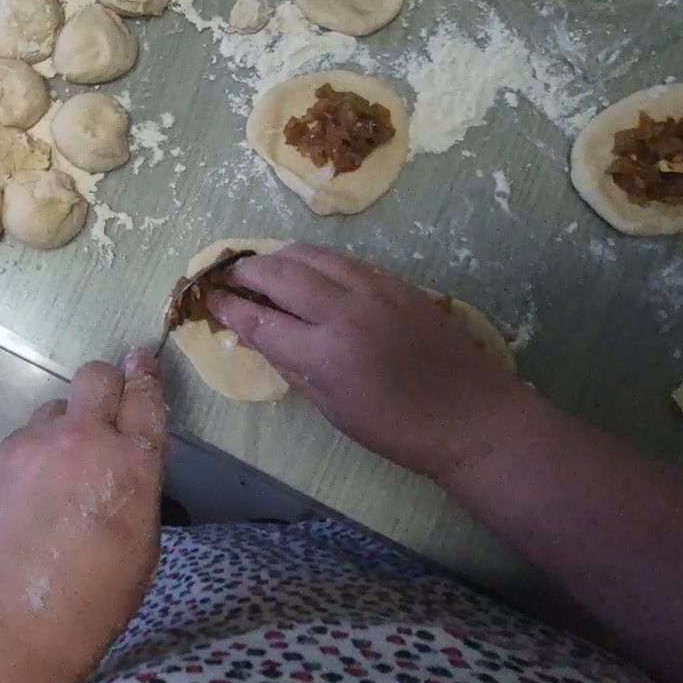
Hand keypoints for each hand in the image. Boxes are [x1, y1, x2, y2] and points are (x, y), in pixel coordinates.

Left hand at [0, 351, 168, 682]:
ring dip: (68, 423)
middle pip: (97, 376)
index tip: (143, 361)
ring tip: (63, 467)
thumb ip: (137, 484)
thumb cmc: (96, 594)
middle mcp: (87, 439)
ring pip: (58, 405)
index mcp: (132, 464)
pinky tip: (35, 487)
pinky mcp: (7, 451)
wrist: (16, 610)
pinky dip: (40, 449)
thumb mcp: (143, 541)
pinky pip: (32, 433)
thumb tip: (127, 460)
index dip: (147, 376)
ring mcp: (41, 441)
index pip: (146, 400)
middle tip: (106, 407)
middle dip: (107, 382)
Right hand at [208, 244, 541, 482]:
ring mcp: (373, 290)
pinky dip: (314, 261)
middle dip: (245, 271)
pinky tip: (308, 274)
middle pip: (277, 273)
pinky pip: (342, 260)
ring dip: (277, 257)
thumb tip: (252, 332)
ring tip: (264, 268)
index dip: (227, 306)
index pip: (258, 318)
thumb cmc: (395, 427)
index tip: (208, 299)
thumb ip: (287, 362)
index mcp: (324, 353)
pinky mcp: (396, 282)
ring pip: (309, 254)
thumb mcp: (330, 406)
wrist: (474, 419)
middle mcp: (344, 312)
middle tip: (229, 277)